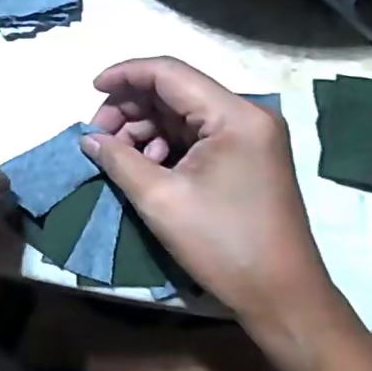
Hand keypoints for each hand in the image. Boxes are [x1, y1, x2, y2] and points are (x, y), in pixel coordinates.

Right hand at [82, 57, 332, 324]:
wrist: (283, 297)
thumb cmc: (223, 245)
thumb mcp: (161, 200)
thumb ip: (119, 159)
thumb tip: (89, 139)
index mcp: (234, 115)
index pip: (169, 73)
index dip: (126, 75)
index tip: (92, 89)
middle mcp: (247, 114)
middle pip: (176, 91)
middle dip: (131, 108)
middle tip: (98, 136)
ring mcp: (250, 135)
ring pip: (183, 113)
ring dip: (146, 128)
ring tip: (118, 156)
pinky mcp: (247, 155)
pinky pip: (197, 135)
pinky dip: (166, 144)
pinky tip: (146, 166)